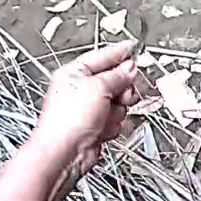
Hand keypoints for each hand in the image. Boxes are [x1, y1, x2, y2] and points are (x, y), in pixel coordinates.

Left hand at [30, 39, 139, 180]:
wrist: (65, 152)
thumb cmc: (68, 120)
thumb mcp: (98, 87)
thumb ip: (117, 75)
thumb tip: (130, 68)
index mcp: (75, 73)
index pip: (103, 56)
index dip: (120, 53)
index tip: (134, 48)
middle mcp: (81, 90)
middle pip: (115, 81)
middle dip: (122, 90)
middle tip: (123, 94)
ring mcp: (89, 109)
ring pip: (119, 103)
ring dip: (116, 111)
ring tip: (105, 116)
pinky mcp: (96, 126)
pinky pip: (115, 120)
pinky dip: (112, 125)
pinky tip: (101, 129)